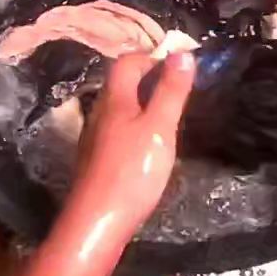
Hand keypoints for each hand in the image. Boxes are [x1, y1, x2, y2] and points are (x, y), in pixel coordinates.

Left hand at [57, 51, 195, 257]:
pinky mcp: (96, 160)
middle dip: (149, 78)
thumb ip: (171, 91)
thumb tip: (182, 52)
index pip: (127, 62)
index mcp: (114, 99)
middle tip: (180, 87)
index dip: (152, 57)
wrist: (97, 222)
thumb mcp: (159, 127)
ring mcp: (95, 137)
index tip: (179, 64)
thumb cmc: (132, 172)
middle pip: (121, 83)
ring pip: (119, 108)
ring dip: (143, 102)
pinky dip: (136, 125)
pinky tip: (150, 144)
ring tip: (170, 113)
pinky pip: (117, 129)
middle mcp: (99, 113)